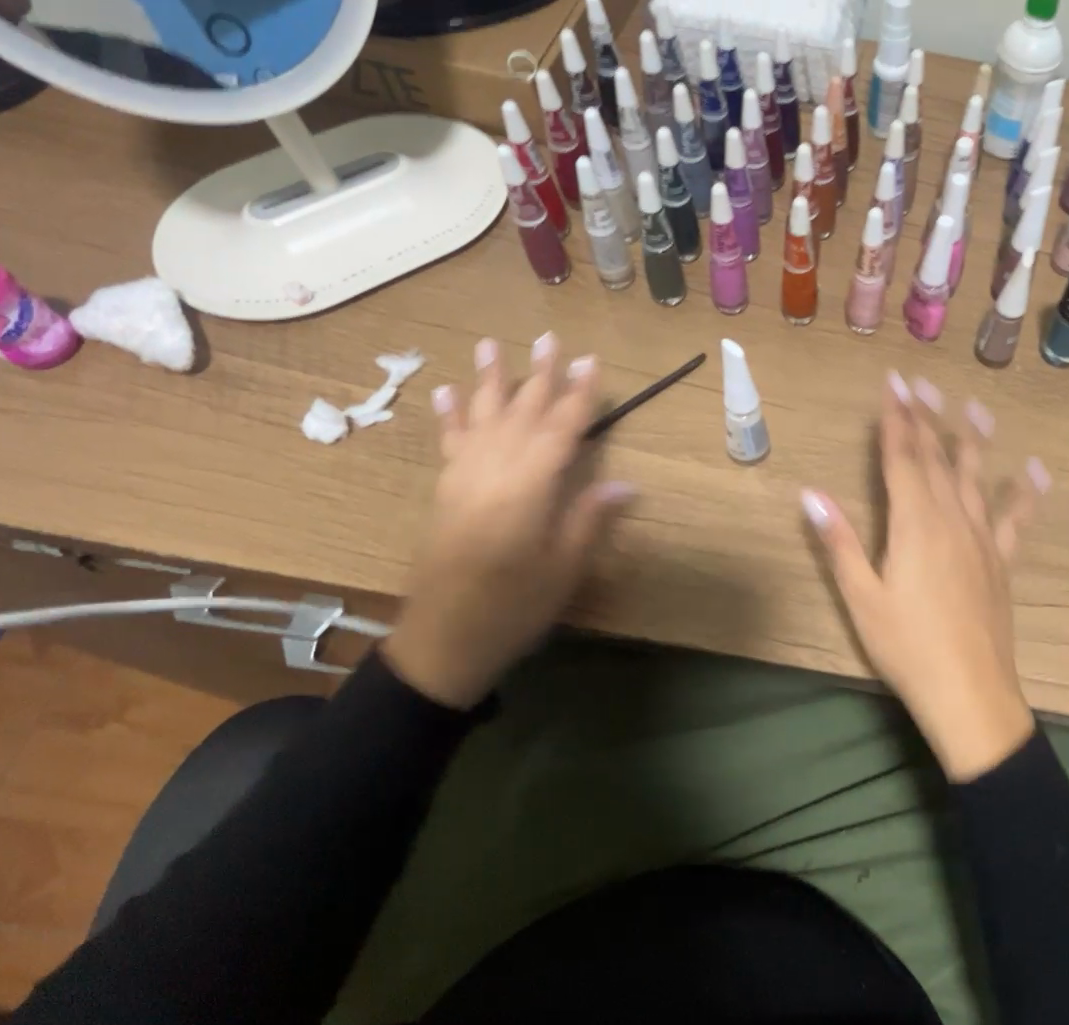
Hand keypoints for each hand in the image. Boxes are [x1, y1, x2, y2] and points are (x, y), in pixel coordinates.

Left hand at [382, 334, 631, 707]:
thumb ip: (588, 520)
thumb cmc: (515, 608)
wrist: (444, 640)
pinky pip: (449, 444)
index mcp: (528, 490)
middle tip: (550, 339)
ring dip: (489, 382)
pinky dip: (450, 418)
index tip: (592, 362)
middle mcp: (492, 473)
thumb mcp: (564, 569)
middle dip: (538, 377)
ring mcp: (463, 480)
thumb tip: (624, 482)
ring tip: (492, 346)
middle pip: (520, 414)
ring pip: (480, 420)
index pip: (560, 431)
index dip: (578, 396)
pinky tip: (449, 394)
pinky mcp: (445, 493)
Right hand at [801, 372, 1051, 780]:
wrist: (968, 691)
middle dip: (925, 418)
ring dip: (971, 440)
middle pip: (937, 459)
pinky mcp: (1001, 562)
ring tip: (972, 406)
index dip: (895, 420)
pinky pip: (1016, 519)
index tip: (891, 385)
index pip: (902, 459)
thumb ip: (840, 543)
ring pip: (976, 478)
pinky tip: (1034, 471)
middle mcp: (952, 520)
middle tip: (917, 383)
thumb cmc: (907, 647)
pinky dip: (1025, 493)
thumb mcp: (862, 598)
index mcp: (914, 525)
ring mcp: (982, 539)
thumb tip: (811, 494)